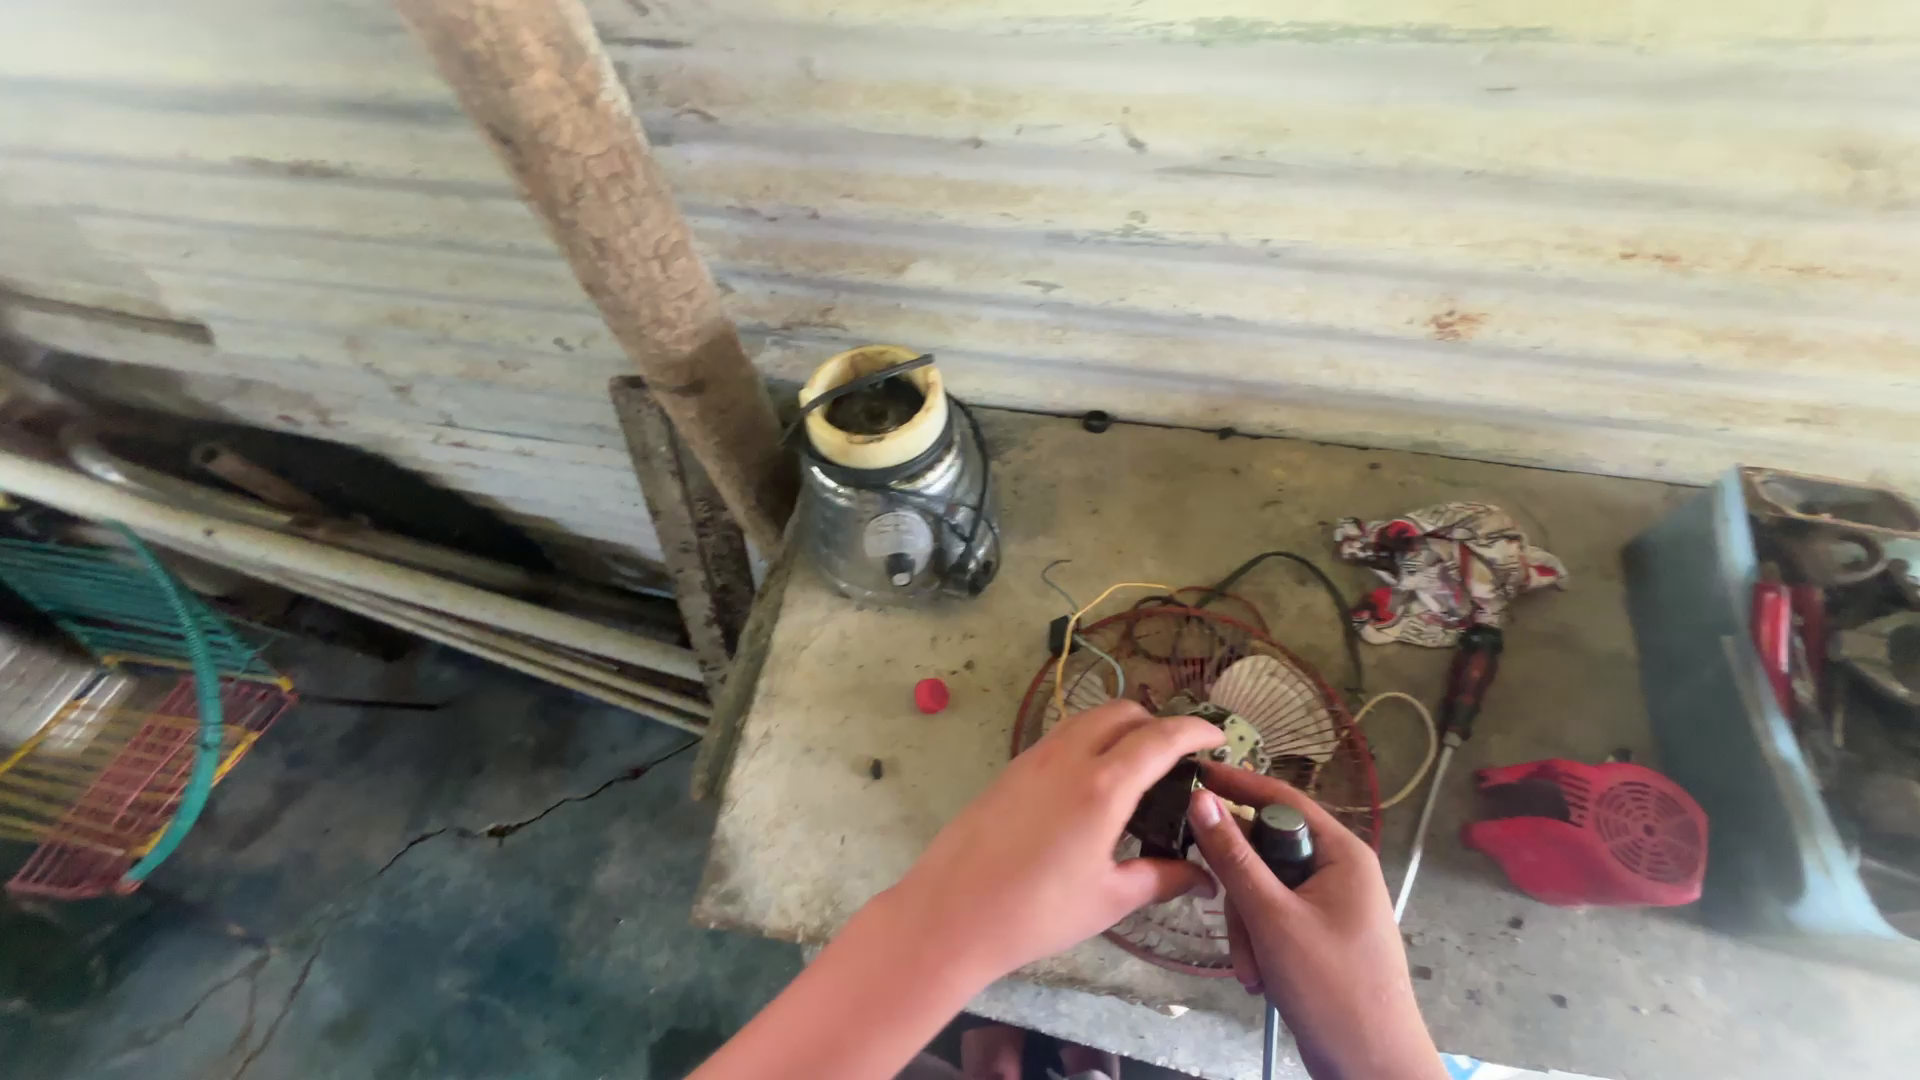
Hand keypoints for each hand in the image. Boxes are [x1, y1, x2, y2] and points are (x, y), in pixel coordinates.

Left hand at [884, 700, 1225, 982]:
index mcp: (1102, 786)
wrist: (953, 909)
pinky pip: (1061, 735)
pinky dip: (1089, 739)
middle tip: (1177, 757)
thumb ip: (1161, 878)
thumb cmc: (1037, 911)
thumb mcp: (1108, 898)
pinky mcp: (1012, 766)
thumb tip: (1202, 877)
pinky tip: (1092, 781)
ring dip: (1119, 726)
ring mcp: (1035, 756)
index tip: (1217, 736)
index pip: (1159, 737)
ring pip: (1087, 718)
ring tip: (1136, 765)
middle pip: (1121, 712)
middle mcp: (1068, 756)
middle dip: (1156, 722)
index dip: (1194, 730)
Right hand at [1187, 764, 1444, 1079]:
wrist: (1374, 1075)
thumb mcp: (1273, 918)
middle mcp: (1336, 869)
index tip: (1191, 774)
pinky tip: (1260, 978)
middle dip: (1240, 891)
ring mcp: (1327, 903)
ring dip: (1246, 927)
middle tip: (1230, 920)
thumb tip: (1199, 797)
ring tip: (1252, 970)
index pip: (1280, 798)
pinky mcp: (1317, 933)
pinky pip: (1270, 915)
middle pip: (1263, 849)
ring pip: (1261, 887)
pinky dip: (1258, 943)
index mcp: (1341, 853)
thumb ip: (1233, 856)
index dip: (1235, 784)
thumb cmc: (1333, 989)